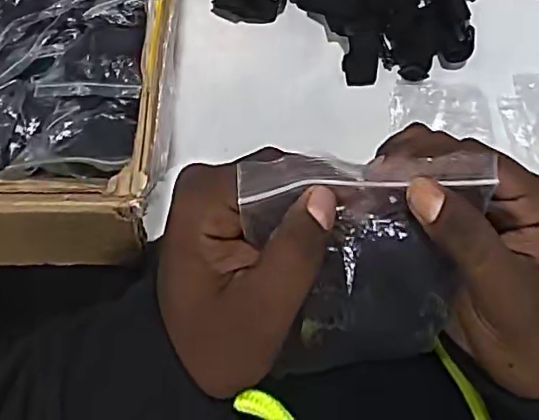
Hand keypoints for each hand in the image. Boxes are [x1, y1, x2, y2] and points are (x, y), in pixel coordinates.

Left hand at [157, 160, 336, 396]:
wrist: (178, 366)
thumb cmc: (214, 344)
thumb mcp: (263, 307)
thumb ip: (295, 250)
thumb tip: (325, 195)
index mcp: (204, 195)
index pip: (273, 173)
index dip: (319, 186)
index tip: (360, 204)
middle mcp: (202, 181)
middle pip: (272, 172)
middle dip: (313, 196)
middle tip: (356, 219)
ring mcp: (206, 191)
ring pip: (271, 183)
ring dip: (302, 205)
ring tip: (339, 227)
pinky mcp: (214, 205)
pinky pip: (260, 197)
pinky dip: (286, 215)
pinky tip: (309, 235)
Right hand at [380, 124, 538, 399]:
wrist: (526, 383)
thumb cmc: (531, 341)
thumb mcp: (504, 292)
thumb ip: (467, 239)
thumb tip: (421, 187)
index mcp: (534, 201)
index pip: (480, 160)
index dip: (435, 157)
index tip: (390, 167)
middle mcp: (507, 191)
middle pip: (453, 154)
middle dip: (411, 159)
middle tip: (375, 177)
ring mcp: (479, 201)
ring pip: (434, 162)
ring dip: (401, 167)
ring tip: (373, 184)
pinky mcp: (453, 215)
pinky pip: (422, 186)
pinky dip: (398, 184)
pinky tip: (378, 195)